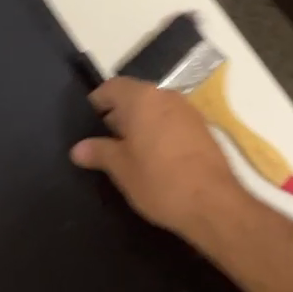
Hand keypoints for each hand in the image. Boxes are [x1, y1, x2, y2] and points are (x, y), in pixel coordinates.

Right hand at [70, 77, 249, 240]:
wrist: (214, 204)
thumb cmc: (160, 181)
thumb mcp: (122, 169)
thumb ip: (99, 152)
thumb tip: (78, 148)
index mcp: (141, 98)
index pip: (111, 87)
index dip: (96, 103)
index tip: (88, 123)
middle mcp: (165, 96)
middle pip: (135, 96)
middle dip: (119, 115)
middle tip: (105, 142)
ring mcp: (188, 110)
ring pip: (155, 109)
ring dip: (141, 124)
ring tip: (130, 153)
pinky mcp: (203, 128)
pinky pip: (173, 122)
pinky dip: (161, 132)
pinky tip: (156, 159)